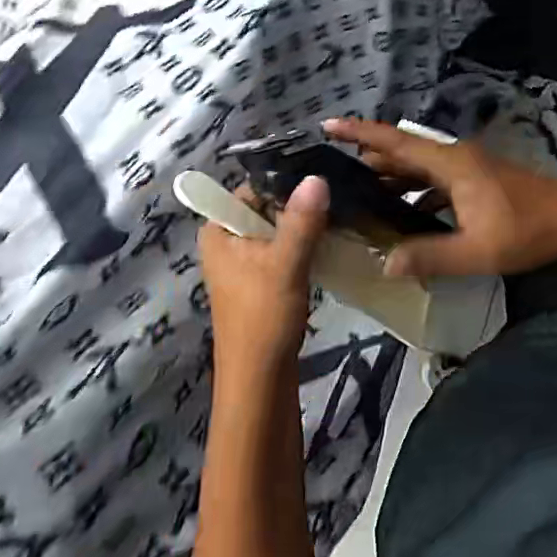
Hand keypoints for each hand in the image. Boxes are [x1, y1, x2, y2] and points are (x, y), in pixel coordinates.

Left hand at [198, 176, 329, 366]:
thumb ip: (301, 220)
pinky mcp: (261, 280)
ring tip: (339, 216)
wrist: (260, 380)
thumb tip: (317, 176)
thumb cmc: (263, 318)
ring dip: (304, 226)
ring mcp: (243, 261)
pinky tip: (329, 242)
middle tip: (338, 196)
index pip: (253, 187)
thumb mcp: (285, 263)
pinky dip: (303, 245)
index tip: (323, 179)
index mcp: (217, 230)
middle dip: (299, 204)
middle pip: (267, 206)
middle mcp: (226, 240)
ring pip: (278, 228)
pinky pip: (283, 248)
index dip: (286, 182)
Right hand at [322, 118, 556, 277]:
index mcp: (451, 164)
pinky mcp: (477, 180)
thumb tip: (386, 264)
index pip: (397, 142)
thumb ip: (430, 256)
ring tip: (361, 189)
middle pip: (404, 151)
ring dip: (392, 174)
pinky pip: (435, 178)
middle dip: (370, 155)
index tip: (328, 125)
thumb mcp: (475, 251)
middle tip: (335, 167)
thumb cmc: (523, 232)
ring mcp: (468, 168)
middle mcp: (455, 158)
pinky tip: (404, 210)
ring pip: (420, 165)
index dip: (361, 133)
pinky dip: (414, 188)